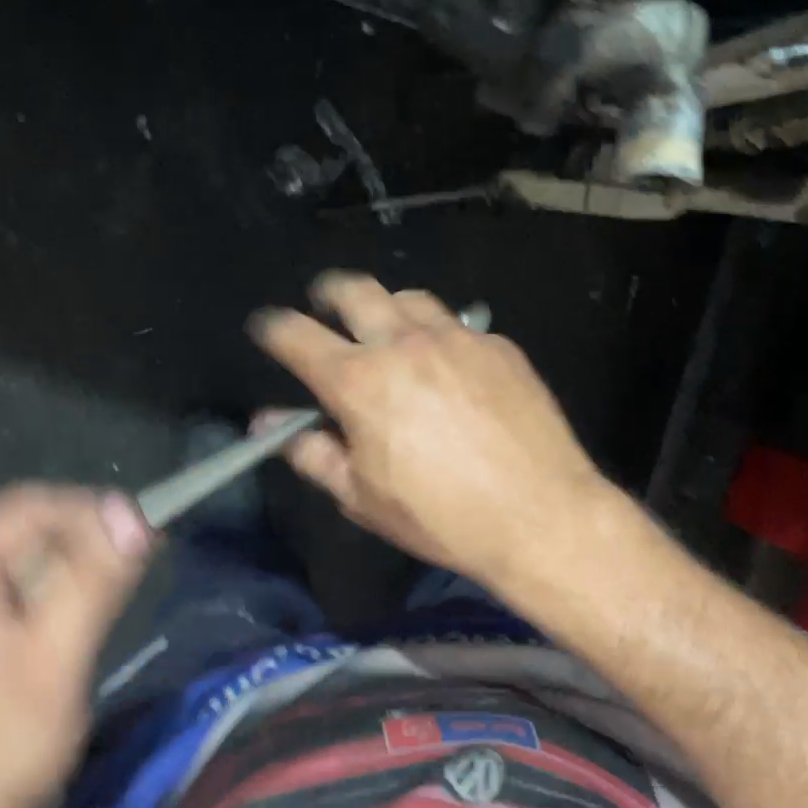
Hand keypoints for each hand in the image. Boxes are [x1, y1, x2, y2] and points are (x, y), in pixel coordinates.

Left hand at [0, 484, 151, 807]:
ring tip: (100, 603)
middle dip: (80, 545)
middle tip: (128, 571)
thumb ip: (93, 580)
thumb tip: (132, 514)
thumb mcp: (57, 657)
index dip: (91, 514)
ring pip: (24, 550)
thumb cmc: (5, 740)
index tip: (141, 537)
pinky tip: (68, 620)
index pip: (31, 506)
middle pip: (26, 524)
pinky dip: (48, 588)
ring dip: (68, 568)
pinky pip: (11, 575)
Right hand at [251, 271, 608, 585]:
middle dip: (328, 292)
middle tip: (324, 305)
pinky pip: (456, 325)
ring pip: (409, 298)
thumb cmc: (438, 517)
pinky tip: (446, 367)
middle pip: (354, 290)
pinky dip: (437, 336)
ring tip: (387, 329)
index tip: (266, 328)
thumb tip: (270, 422)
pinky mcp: (498, 346)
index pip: (297, 335)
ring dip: (386, 308)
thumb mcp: (360, 497)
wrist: (541, 517)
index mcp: (358, 382)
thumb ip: (311, 452)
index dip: (273, 328)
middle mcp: (403, 344)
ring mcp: (456, 339)